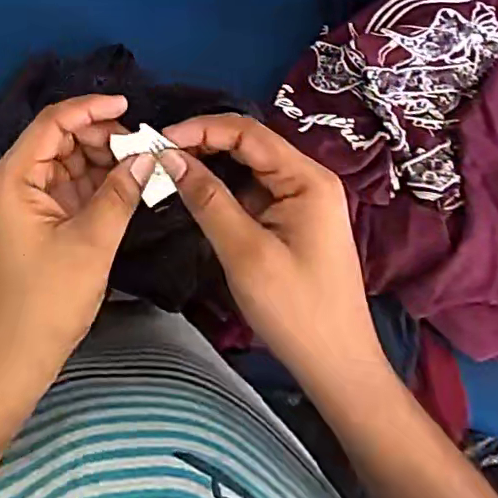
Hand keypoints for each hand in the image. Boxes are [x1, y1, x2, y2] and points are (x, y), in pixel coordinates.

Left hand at [0, 95, 153, 371]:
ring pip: (73, 157)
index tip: (128, 105)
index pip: (54, 122)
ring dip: (106, 156)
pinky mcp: (48, 213)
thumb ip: (120, 193)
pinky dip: (102, 178)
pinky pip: (77, 181)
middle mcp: (20, 177)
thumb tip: (148, 156)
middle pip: (64, 136)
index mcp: (16, 175)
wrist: (22, 353)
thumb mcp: (90, 241)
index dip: (90, 107)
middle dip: (102, 135)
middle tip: (141, 147)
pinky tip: (130, 181)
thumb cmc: (48, 297)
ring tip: (141, 163)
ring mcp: (33, 195)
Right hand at [160, 115, 388, 393]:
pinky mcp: (293, 217)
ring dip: (209, 162)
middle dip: (202, 142)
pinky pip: (252, 187)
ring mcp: (302, 197)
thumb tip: (170, 156)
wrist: (338, 368)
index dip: (201, 129)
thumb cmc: (297, 311)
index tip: (160, 139)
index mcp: (307, 178)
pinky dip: (222, 186)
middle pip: (248, 143)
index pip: (247, 133)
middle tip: (158, 153)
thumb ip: (207, 199)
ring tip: (169, 167)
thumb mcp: (245, 252)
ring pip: (248, 164)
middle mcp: (308, 178)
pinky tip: (195, 190)